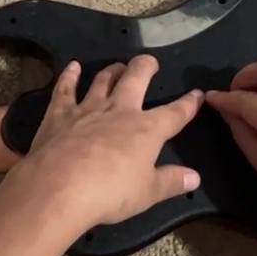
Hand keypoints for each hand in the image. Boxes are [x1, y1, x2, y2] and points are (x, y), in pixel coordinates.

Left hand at [6, 56, 202, 231]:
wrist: (60, 186)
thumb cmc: (110, 192)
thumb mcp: (147, 193)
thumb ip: (171, 182)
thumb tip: (195, 177)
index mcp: (146, 129)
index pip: (174, 113)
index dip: (188, 104)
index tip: (197, 94)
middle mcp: (119, 110)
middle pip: (136, 79)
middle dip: (145, 67)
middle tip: (150, 62)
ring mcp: (88, 108)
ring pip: (103, 80)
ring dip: (113, 70)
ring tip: (119, 65)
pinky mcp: (60, 113)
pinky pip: (66, 89)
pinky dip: (69, 76)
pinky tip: (73, 66)